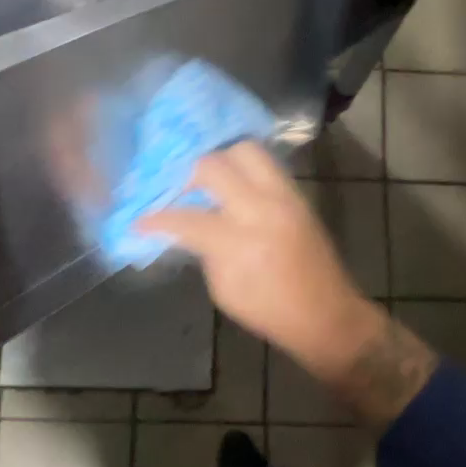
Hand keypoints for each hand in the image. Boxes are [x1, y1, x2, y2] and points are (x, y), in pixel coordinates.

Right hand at [137, 142, 383, 379]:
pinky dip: (244, 169)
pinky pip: (266, 166)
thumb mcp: (224, 290)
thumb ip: (204, 252)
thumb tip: (187, 230)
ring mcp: (284, 197)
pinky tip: (232, 185)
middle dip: (189, 175)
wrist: (326, 315)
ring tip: (208, 181)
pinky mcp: (298, 196)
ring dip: (221, 161)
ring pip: (246, 151)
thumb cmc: (270, 312)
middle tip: (179, 190)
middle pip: (214, 165)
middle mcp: (262, 209)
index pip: (186, 217)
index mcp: (239, 242)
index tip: (140, 221)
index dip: (157, 219)